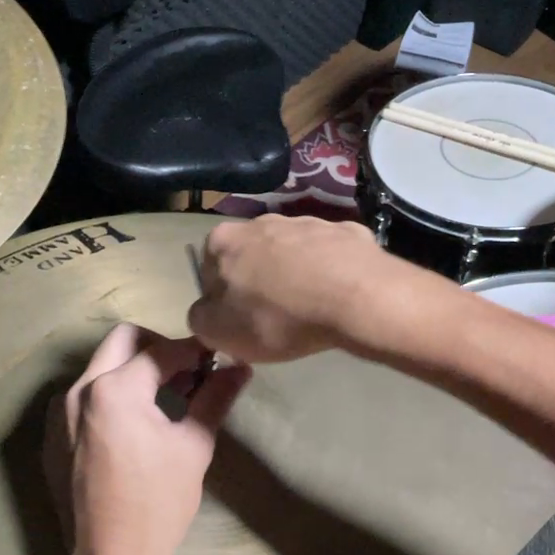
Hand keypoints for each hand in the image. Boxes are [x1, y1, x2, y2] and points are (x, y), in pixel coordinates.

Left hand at [43, 324, 251, 554]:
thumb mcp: (194, 445)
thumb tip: (240, 368)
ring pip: (101, 368)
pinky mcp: (54, 437)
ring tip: (168, 399)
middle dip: (159, 349)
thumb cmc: (159, 502)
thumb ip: (215, 398)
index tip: (218, 359)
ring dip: (134, 370)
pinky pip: (85, 398)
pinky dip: (114, 396)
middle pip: (124, 341)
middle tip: (189, 374)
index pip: (163, 351)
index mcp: (115, 388)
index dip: (196, 351)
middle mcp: (79, 390)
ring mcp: (60, 414)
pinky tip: (138, 427)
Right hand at [187, 216, 417, 362]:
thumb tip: (206, 310)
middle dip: (259, 283)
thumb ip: (200, 319)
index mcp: (224, 240)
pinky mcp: (345, 231)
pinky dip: (330, 273)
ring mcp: (307, 221)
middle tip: (274, 318)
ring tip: (310, 310)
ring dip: (295, 276)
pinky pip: (329, 256)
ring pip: (292, 254)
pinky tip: (338, 297)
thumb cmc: (276, 317)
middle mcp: (262, 221)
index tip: (240, 321)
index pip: (210, 269)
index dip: (222, 298)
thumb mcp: (220, 333)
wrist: (355, 298)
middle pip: (253, 257)